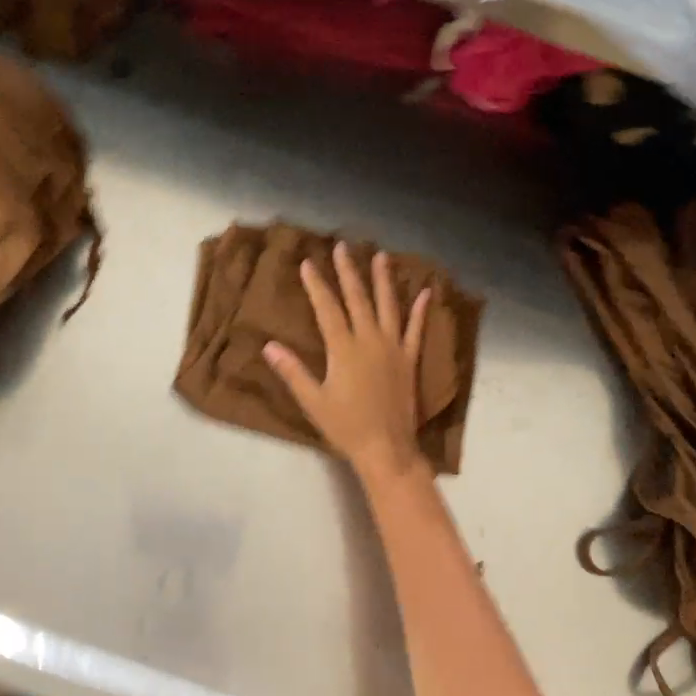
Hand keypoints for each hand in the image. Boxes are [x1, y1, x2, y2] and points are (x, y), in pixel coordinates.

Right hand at [264, 243, 432, 479]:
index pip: (327, 308)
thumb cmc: (346, 426)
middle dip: (348, 272)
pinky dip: (421, 311)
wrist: (387, 448)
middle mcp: (370, 340)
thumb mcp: (313, 401)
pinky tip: (426, 292)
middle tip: (343, 247)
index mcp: (344, 348)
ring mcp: (393, 348)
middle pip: (357, 299)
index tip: (307, 264)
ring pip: (388, 306)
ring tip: (381, 256)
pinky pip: (416, 330)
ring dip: (383, 280)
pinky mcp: (409, 360)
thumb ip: (292, 371)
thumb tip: (269, 346)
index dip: (317, 285)